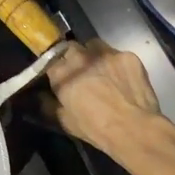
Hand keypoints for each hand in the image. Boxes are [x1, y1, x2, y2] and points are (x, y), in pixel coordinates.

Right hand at [44, 40, 164, 156]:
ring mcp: (106, 53)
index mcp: (62, 73)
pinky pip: (117, 54)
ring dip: (94, 56)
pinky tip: (123, 79)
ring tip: (102, 72)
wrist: (134, 129)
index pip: (50, 59)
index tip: (59, 76)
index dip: (55, 67)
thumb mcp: (65, 122)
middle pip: (71, 48)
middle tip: (81, 74)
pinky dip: (117, 64)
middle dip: (73, 58)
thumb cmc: (96, 129)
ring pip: (95, 46)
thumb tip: (40, 96)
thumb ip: (49, 105)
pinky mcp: (128, 56)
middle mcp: (82, 57)